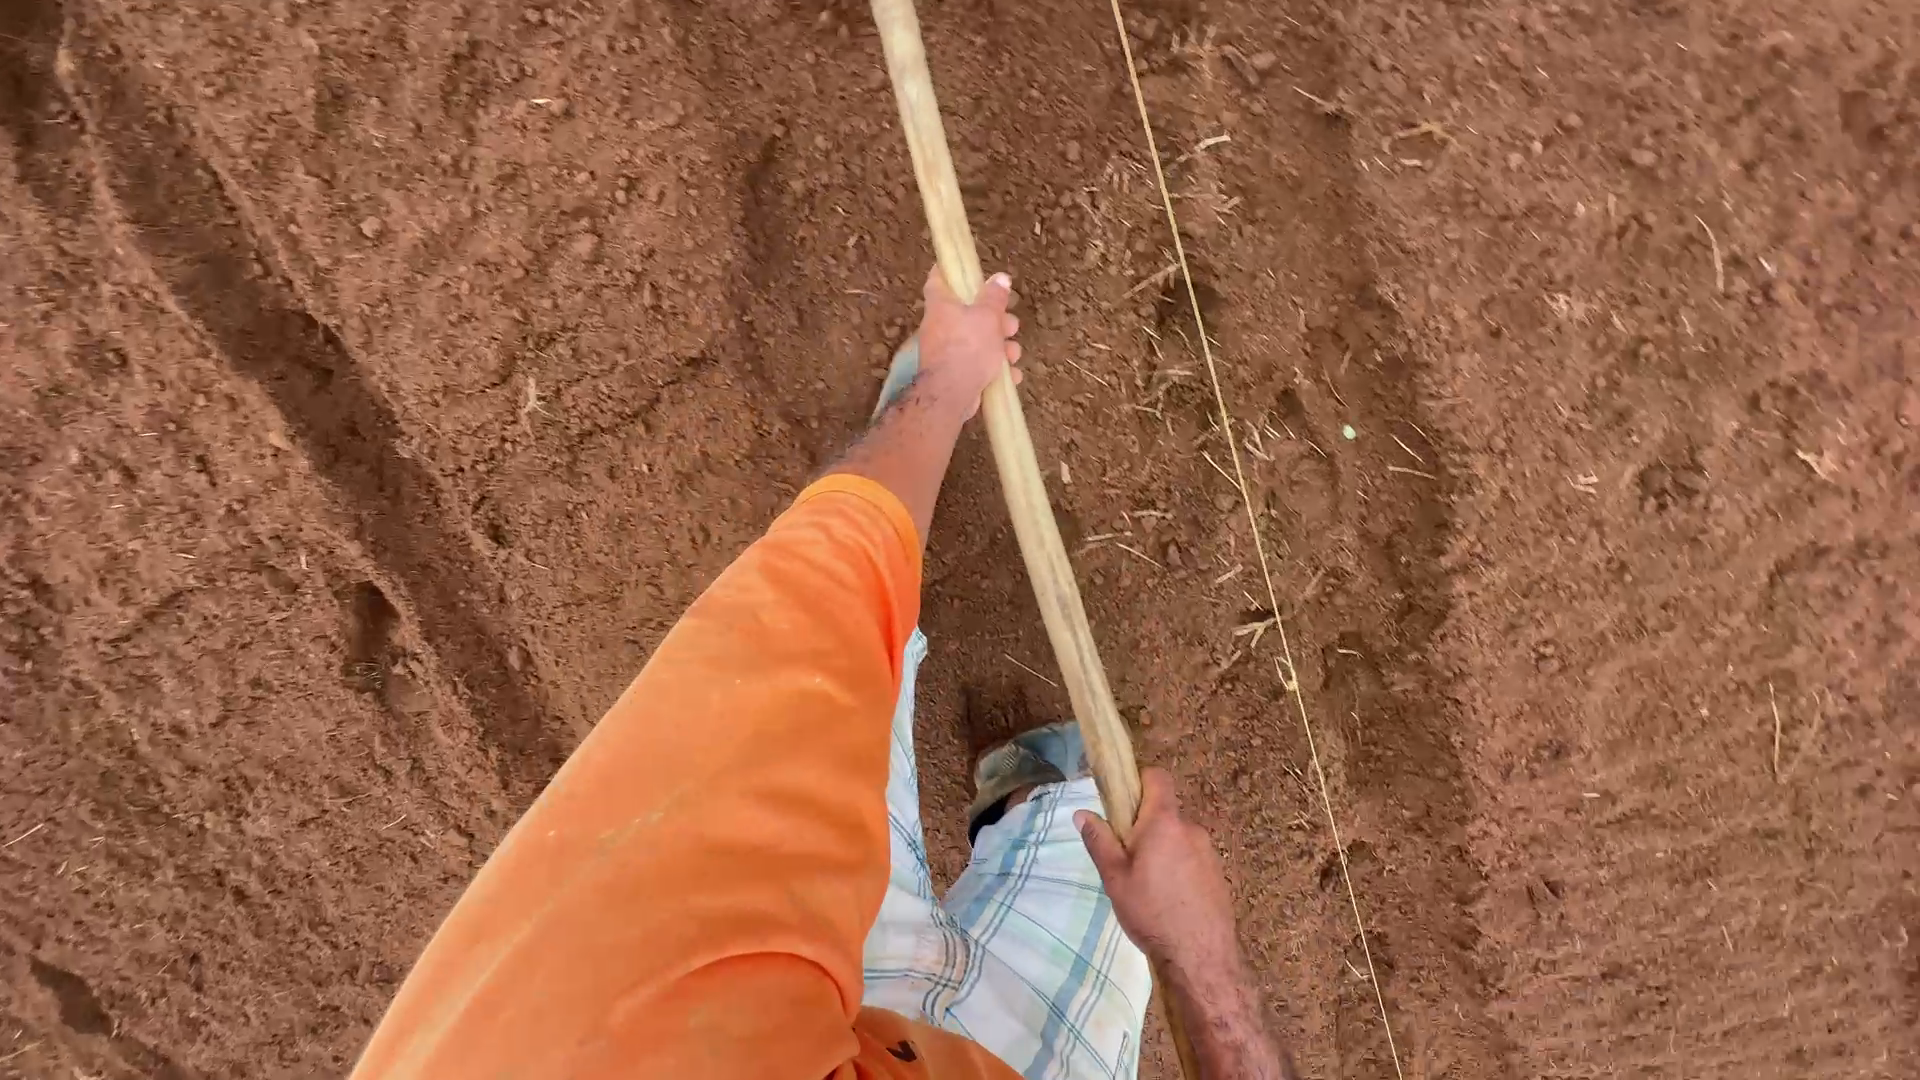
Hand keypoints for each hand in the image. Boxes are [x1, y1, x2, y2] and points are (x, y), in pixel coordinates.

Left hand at [915, 266, 1022, 417]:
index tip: (967, 269)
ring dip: (1001, 347)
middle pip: (969, 314)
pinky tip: (1011, 376)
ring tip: (1014, 354)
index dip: (952, 270)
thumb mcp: (988, 316)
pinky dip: (995, 370)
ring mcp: (947, 353)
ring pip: (978, 342)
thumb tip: (1000, 278)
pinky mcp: (955, 375)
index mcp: (942, 305)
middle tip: (1012, 324)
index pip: (939, 278)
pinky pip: (978, 366)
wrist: (952, 394)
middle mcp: (940, 327)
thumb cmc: (968, 347)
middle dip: (996, 319)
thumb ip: (995, 297)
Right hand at [1075, 768, 1240, 978]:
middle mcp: (1190, 829)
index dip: (1140, 780)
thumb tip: (1081, 813)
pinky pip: (1193, 859)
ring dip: (1163, 850)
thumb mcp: (1114, 877)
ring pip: (1178, 838)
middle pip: (1164, 812)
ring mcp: (1209, 852)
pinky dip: (1180, 869)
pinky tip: (1170, 900)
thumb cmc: (1151, 911)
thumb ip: (1099, 840)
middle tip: (1128, 858)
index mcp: (1163, 822)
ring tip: (1149, 886)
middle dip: (1146, 827)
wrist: (1201, 960)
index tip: (1123, 802)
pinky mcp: (1219, 875)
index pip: (1157, 777)